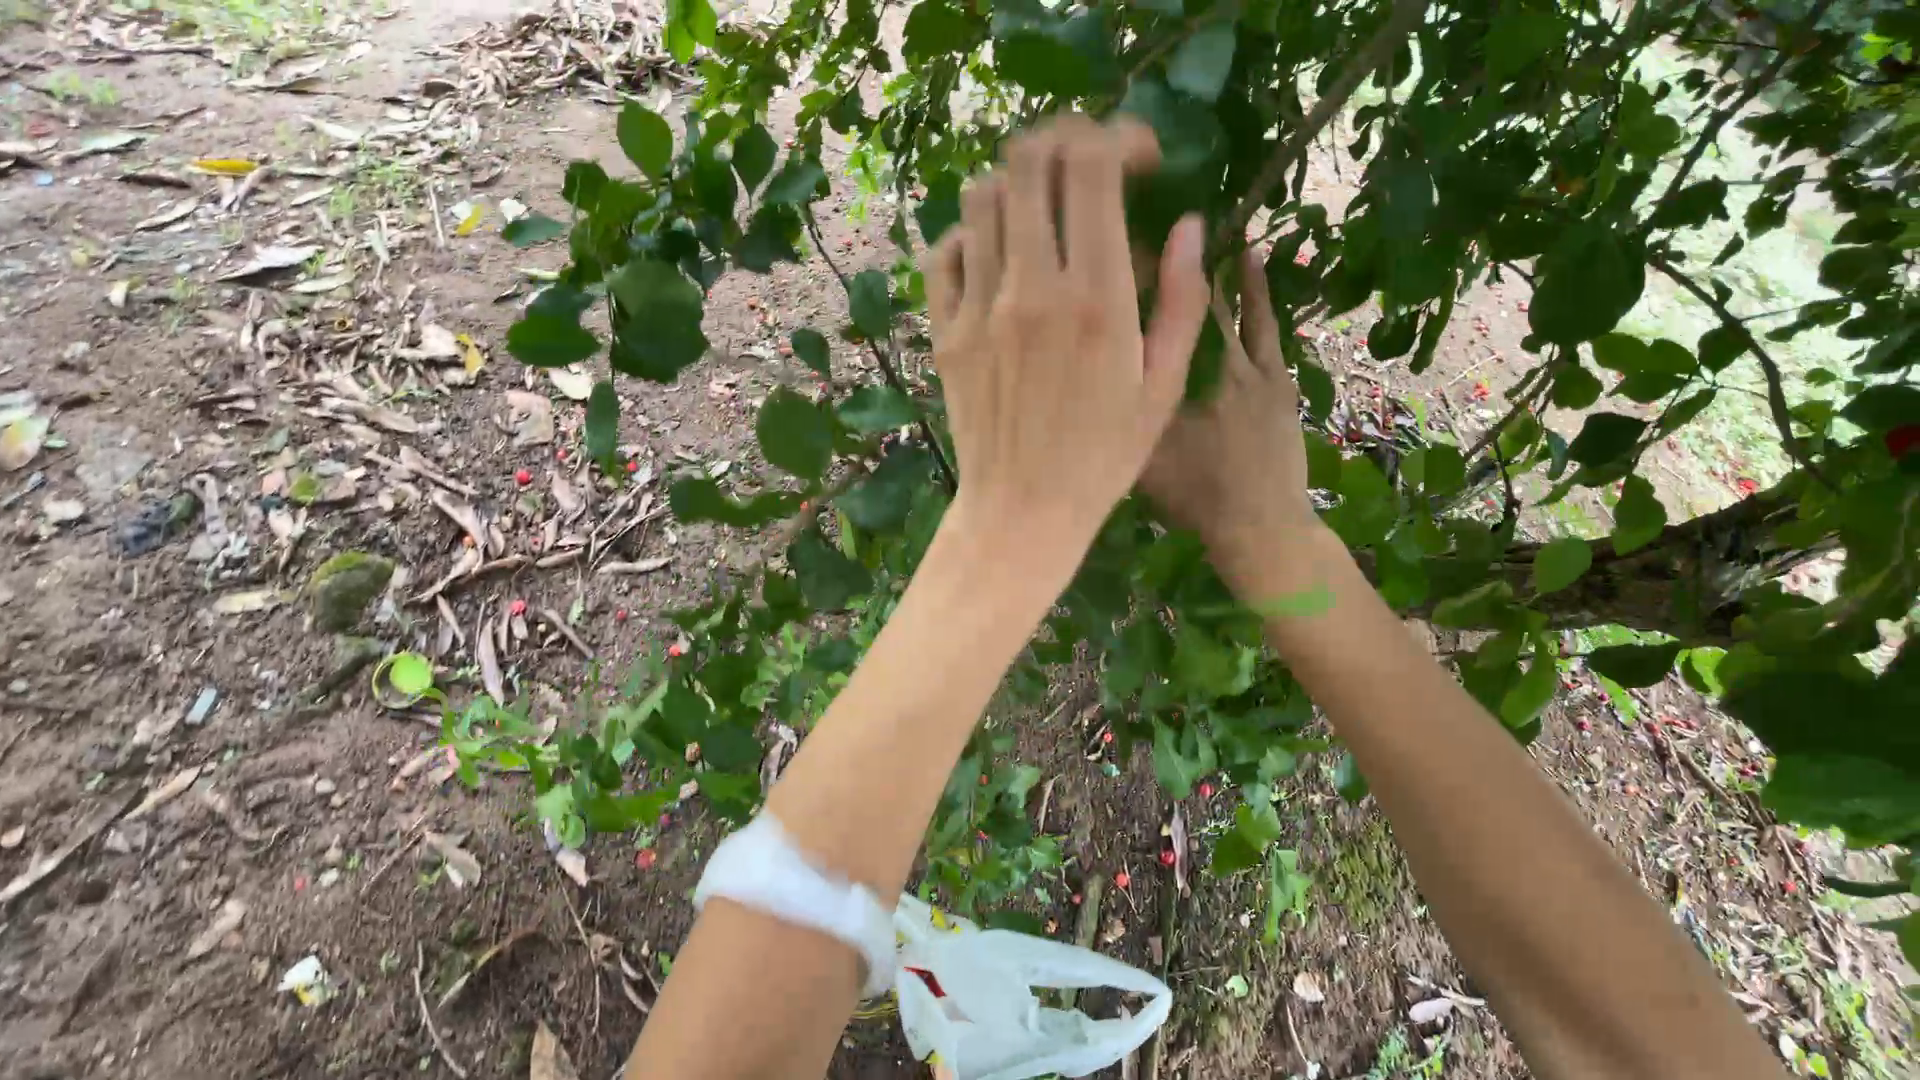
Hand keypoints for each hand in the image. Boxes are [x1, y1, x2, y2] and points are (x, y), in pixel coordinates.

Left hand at [925, 115, 1208, 553]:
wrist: (1022, 511)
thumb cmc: (1104, 458)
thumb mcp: (1163, 386)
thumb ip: (1181, 299)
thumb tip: (1188, 224)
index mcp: (1096, 298)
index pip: (1091, 167)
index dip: (1119, 138)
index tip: (1142, 159)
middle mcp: (1031, 289)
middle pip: (1029, 160)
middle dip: (1064, 141)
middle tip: (1087, 166)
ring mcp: (979, 308)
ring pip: (981, 196)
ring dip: (1018, 183)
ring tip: (1043, 209)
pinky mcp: (945, 332)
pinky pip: (944, 252)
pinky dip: (971, 233)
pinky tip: (997, 254)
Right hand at [1141, 250, 1318, 573]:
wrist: (1259, 525)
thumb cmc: (1192, 498)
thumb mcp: (1139, 461)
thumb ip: (1119, 417)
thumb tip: (1093, 375)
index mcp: (1167, 390)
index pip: (1145, 330)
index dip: (1131, 290)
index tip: (1116, 254)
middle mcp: (1206, 370)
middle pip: (1182, 310)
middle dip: (1168, 271)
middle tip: (1154, 228)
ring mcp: (1247, 371)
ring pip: (1225, 309)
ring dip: (1214, 271)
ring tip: (1200, 229)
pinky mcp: (1277, 379)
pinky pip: (1266, 326)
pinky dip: (1258, 291)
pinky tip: (1251, 256)